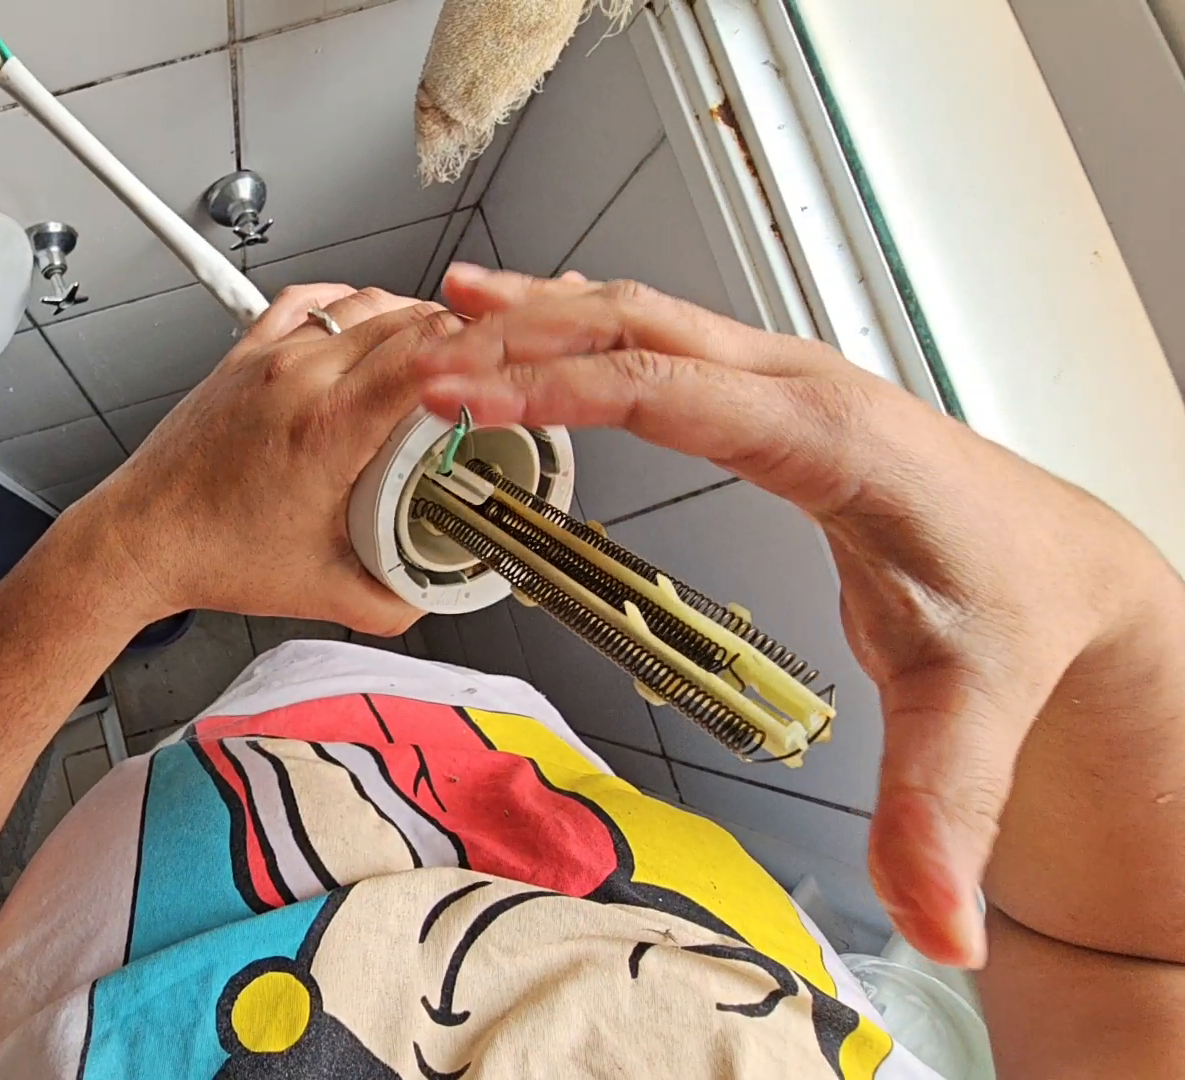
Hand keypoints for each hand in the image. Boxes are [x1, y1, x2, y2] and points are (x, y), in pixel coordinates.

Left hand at [68, 285, 459, 637]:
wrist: (140, 537)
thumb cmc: (208, 551)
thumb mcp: (319, 589)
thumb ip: (387, 599)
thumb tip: (422, 595)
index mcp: (327, 428)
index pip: (429, 355)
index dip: (477, 354)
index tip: (495, 374)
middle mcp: (298, 379)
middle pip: (406, 321)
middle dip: (454, 341)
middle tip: (469, 376)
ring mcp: (266, 359)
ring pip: (361, 305)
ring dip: (405, 321)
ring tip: (426, 355)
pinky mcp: (241, 357)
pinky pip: (306, 305)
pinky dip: (344, 305)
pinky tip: (356, 324)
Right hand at [414, 264, 1178, 967]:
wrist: (1051, 552)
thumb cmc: (1006, 606)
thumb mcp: (970, 709)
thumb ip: (939, 813)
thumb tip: (931, 924)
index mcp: (827, 441)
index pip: (666, 394)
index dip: (556, 390)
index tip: (467, 397)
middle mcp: (790, 383)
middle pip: (631, 330)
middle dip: (518, 342)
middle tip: (427, 367)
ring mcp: (767, 372)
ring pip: (632, 313)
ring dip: (535, 310)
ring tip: (452, 312)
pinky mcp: (746, 384)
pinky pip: (645, 330)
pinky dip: (571, 313)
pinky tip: (527, 312)